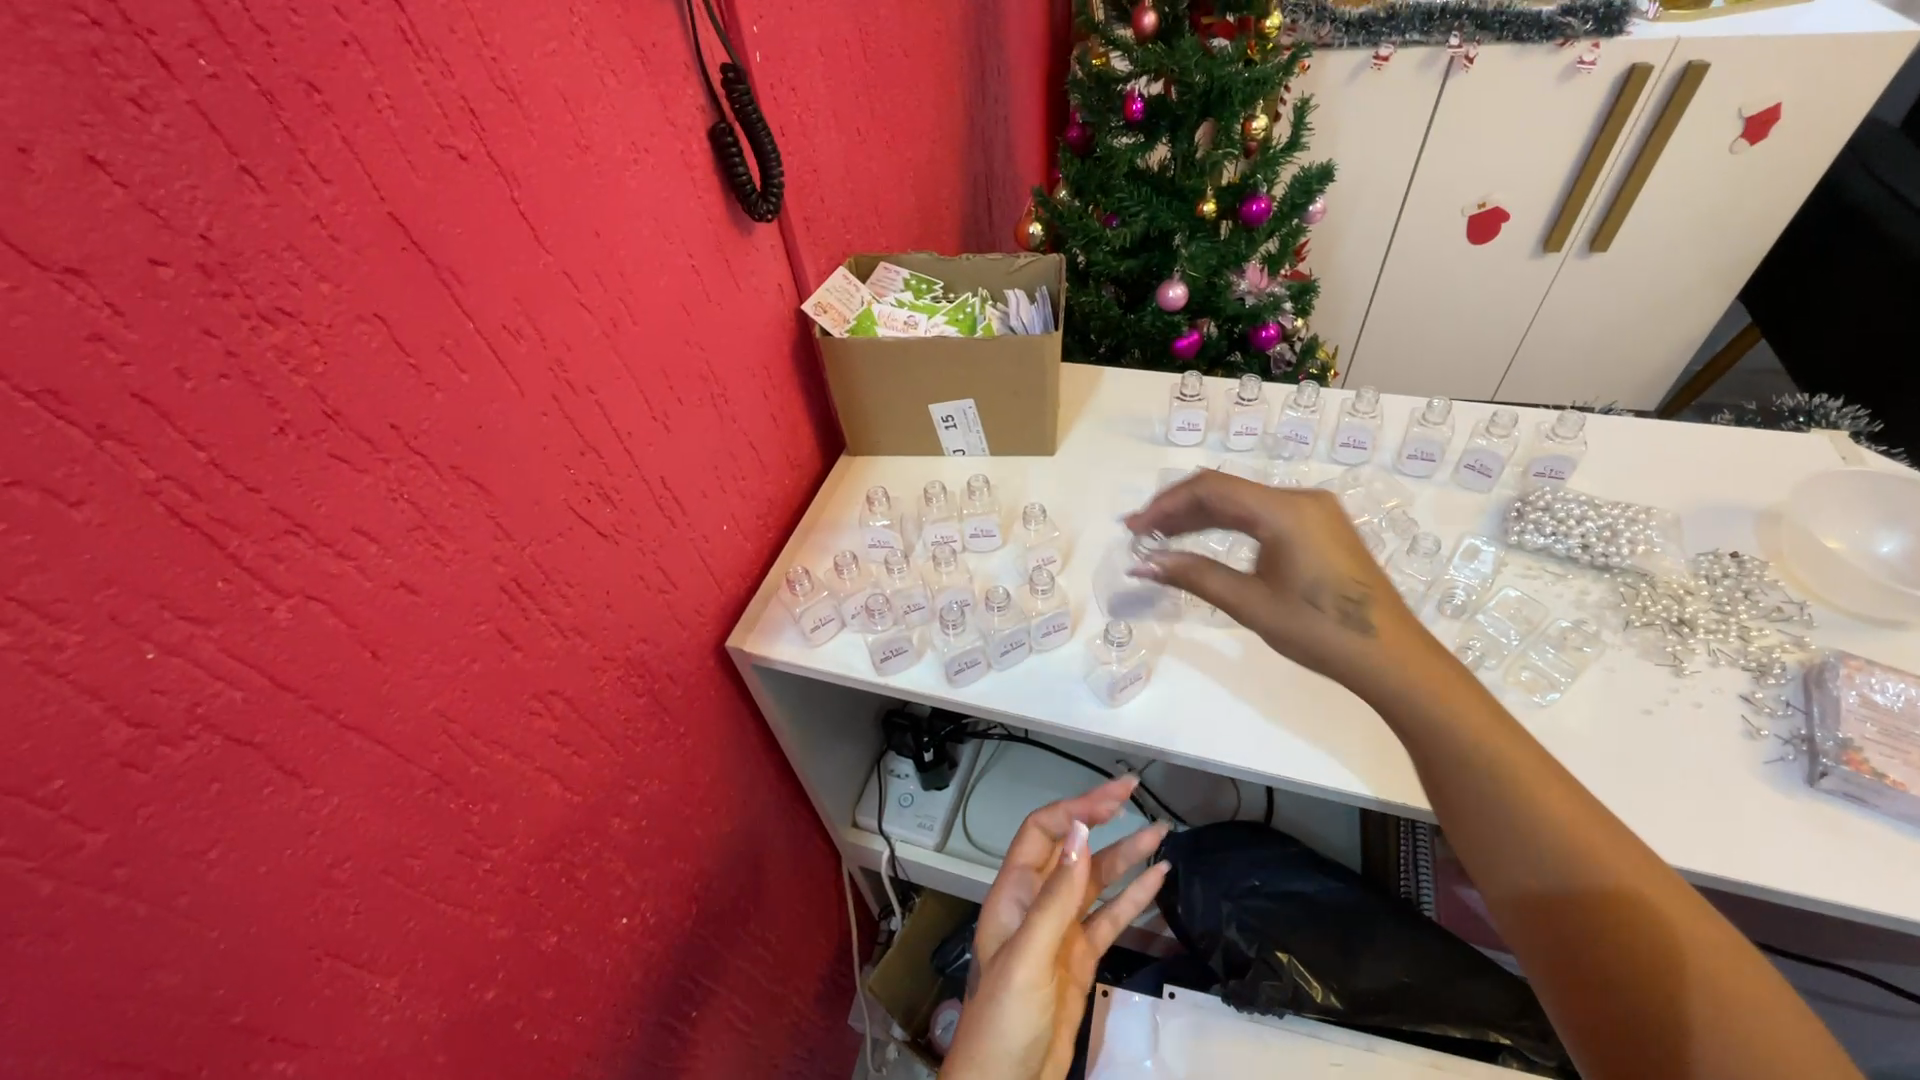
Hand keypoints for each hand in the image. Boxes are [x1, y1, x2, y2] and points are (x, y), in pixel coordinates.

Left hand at [942, 776, 1169, 1079]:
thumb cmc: (1003, 1019)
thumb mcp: (1029, 953)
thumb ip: (1056, 894)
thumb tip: (1078, 832)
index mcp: (1014, 893)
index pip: (1044, 832)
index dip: (1077, 809)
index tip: (1115, 796)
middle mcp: (1037, 903)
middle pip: (1073, 849)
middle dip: (1102, 819)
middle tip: (1136, 794)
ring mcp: (1061, 930)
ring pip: (1097, 881)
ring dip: (1127, 856)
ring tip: (1162, 834)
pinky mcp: (1081, 956)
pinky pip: (1111, 917)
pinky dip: (1134, 897)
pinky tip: (1157, 880)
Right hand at [1122, 470, 1438, 690]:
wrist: (1390, 657)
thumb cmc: (1319, 631)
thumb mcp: (1250, 603)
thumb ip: (1194, 575)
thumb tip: (1143, 564)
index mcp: (1284, 511)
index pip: (1210, 489)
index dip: (1165, 505)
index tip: (1133, 528)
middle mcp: (1300, 499)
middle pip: (1225, 490)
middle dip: (1178, 509)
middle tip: (1140, 534)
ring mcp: (1314, 511)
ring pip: (1243, 502)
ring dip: (1200, 517)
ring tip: (1162, 538)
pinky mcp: (1320, 527)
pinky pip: (1262, 515)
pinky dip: (1228, 525)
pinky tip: (1204, 541)